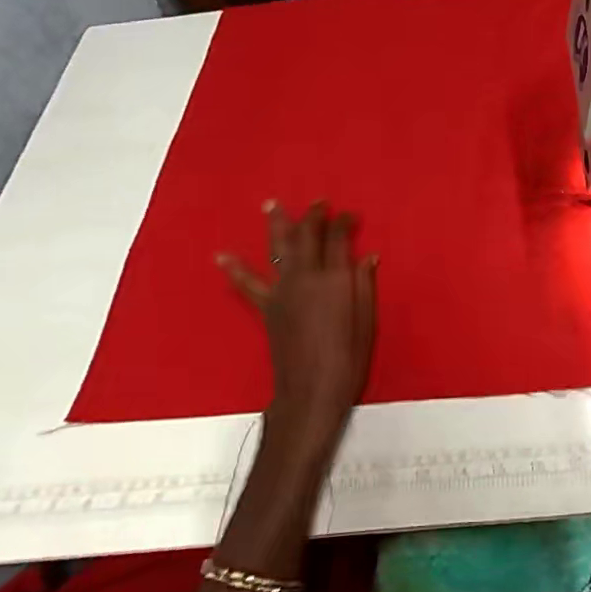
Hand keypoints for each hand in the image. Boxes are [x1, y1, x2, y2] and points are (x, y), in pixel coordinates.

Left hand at [218, 200, 378, 431]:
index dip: (344, 222)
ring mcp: (283, 290)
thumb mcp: (367, 320)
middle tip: (319, 202)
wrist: (310, 389)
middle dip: (313, 215)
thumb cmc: (349, 357)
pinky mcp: (268, 306)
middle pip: (307, 236)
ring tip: (272, 205)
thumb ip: (365, 285)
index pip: (338, 238)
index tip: (350, 216)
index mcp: (336, 279)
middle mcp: (306, 277)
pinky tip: (222, 256)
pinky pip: (248, 283)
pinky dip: (235, 269)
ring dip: (277, 225)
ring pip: (279, 248)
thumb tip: (368, 256)